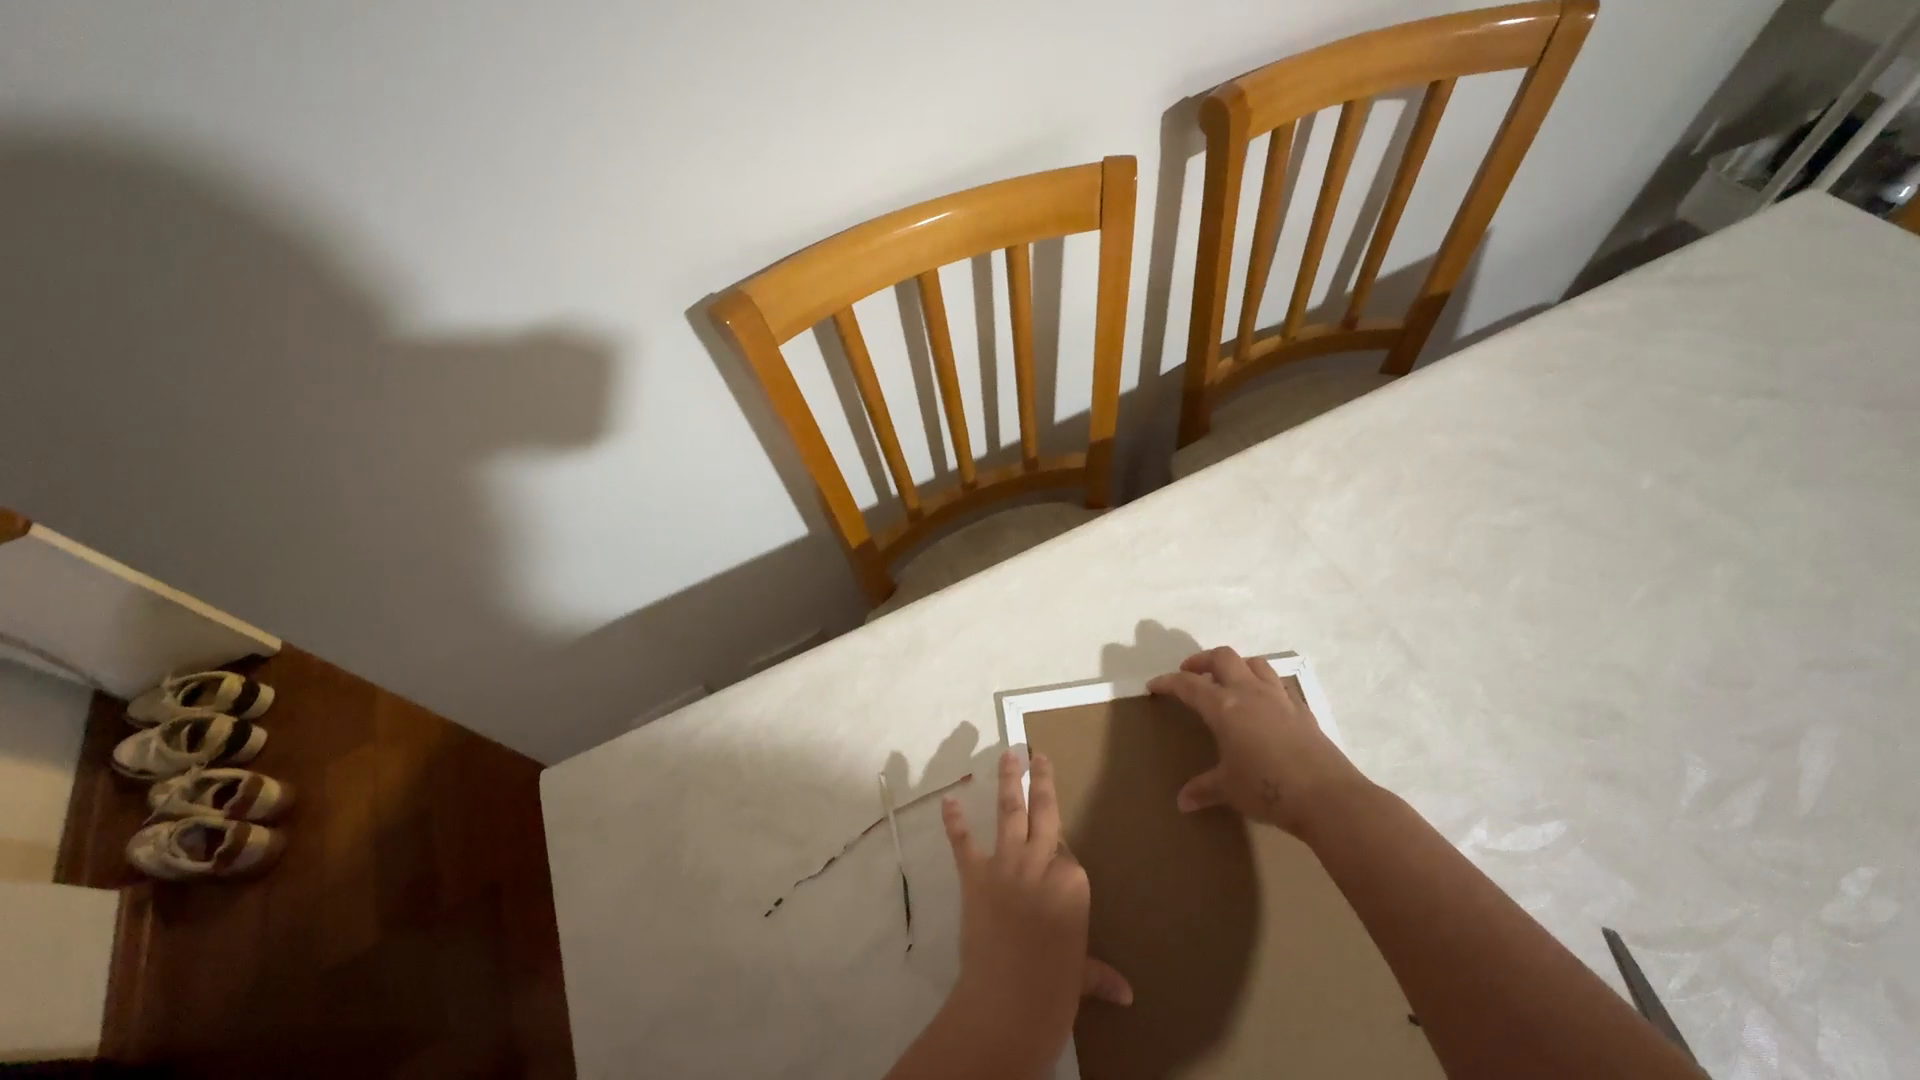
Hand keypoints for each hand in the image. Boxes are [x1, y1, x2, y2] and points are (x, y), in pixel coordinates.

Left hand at [940, 751, 1131, 1053]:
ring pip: (1010, 813)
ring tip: (1009, 753)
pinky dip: (954, 822)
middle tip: (1037, 752)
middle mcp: (1043, 864)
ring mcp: (1008, 866)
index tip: (1055, 861)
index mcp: (1075, 882)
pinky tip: (948, 800)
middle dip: (1042, 779)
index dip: (1059, 856)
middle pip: (1044, 813)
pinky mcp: (975, 876)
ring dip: (1009, 781)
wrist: (1008, 1004)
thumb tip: (1126, 994)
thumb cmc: (1054, 991)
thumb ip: (1100, 974)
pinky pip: (964, 843)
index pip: (1067, 853)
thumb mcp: (1082, 975)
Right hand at [1147, 646, 1371, 835]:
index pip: (1189, 685)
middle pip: (1223, 657)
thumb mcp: (1228, 789)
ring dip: (1236, 665)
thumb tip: (1182, 802)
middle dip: (1202, 660)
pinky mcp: (1302, 710)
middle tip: (1190, 673)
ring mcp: (1280, 698)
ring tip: (1227, 680)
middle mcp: (1250, 693)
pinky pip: (1278, 684)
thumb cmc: (1267, 788)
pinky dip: (1263, 684)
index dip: (1168, 682)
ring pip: (1255, 663)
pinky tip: (1262, 704)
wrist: (1326, 796)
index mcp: (1224, 708)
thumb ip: (1204, 789)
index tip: (1154, 685)